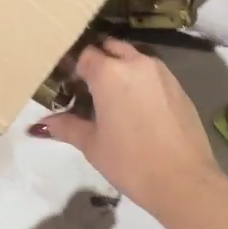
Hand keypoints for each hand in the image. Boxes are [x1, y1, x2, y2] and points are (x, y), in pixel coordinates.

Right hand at [30, 40, 220, 212]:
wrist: (184, 181)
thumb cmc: (131, 162)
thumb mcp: (93, 145)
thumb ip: (67, 127)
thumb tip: (43, 124)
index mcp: (109, 72)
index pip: (84, 54)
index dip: (74, 68)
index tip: (68, 85)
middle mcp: (135, 62)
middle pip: (110, 47)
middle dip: (98, 60)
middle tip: (89, 87)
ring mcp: (160, 71)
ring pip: (133, 57)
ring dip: (120, 67)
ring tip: (113, 96)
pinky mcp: (178, 85)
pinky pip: (152, 72)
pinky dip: (140, 79)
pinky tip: (138, 106)